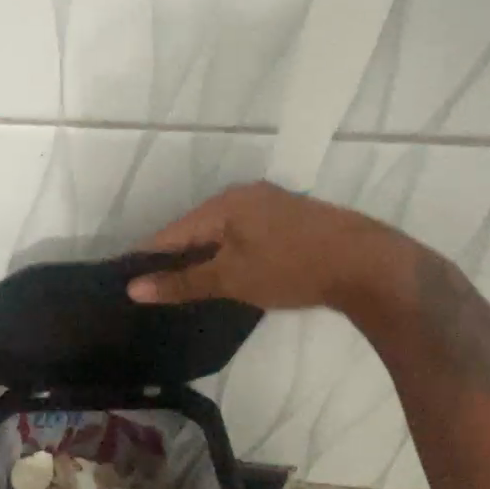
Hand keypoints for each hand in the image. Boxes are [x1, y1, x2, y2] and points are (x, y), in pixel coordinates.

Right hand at [125, 181, 410, 314]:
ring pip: (216, 234)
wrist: (366, 265)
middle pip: (191, 231)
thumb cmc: (291, 268)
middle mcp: (243, 196)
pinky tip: (218, 277)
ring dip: (197, 260)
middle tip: (148, 293)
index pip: (168, 234)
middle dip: (169, 260)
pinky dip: (221, 256)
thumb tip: (133, 290)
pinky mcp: (285, 220)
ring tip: (177, 289)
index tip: (123, 283)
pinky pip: (238, 236)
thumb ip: (181, 284)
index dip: (144, 260)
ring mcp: (267, 205)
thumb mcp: (230, 279)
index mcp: (224, 204)